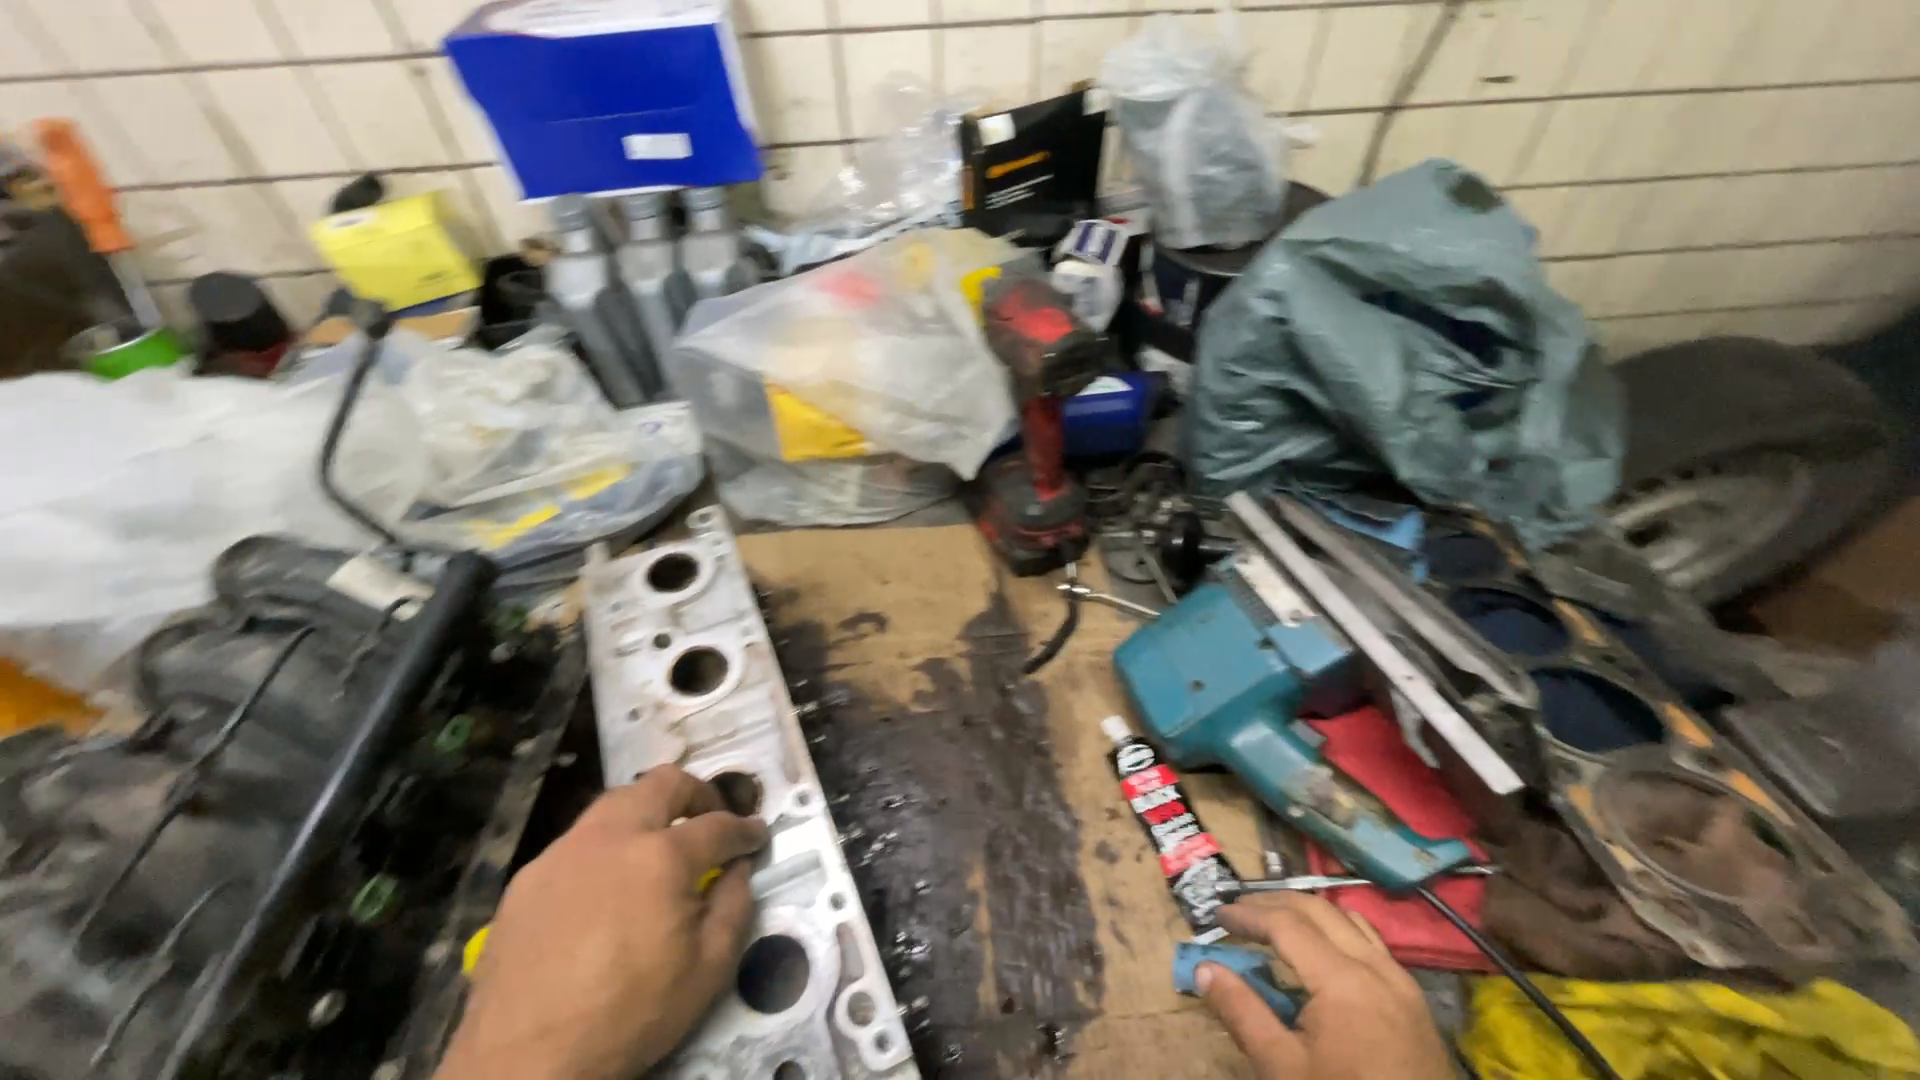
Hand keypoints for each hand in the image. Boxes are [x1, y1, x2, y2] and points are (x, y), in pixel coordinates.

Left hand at [435, 767, 769, 1079]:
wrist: (523, 1062)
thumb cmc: (628, 1016)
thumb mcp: (708, 970)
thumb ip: (734, 906)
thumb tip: (738, 868)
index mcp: (661, 857)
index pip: (717, 825)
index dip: (745, 829)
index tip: (757, 835)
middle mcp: (611, 836)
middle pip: (663, 783)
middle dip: (698, 793)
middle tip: (711, 820)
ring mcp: (564, 852)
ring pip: (616, 802)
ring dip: (648, 811)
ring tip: (660, 844)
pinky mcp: (528, 877)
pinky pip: (578, 842)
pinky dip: (606, 847)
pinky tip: (608, 887)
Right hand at [1198, 893, 1452, 1079]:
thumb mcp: (1284, 1069)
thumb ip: (1242, 1013)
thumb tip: (1205, 969)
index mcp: (1343, 981)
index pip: (1286, 924)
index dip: (1248, 914)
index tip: (1217, 915)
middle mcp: (1375, 967)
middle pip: (1317, 910)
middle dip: (1273, 902)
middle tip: (1238, 911)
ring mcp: (1400, 980)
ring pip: (1347, 919)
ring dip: (1305, 911)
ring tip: (1272, 921)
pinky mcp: (1411, 998)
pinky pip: (1369, 941)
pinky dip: (1336, 929)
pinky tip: (1319, 949)